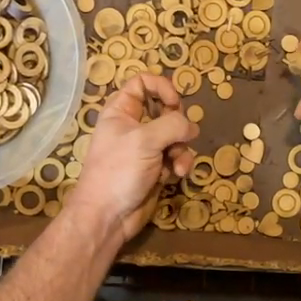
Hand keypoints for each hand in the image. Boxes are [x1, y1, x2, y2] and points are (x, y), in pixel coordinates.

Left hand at [69, 75, 198, 239]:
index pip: (141, 83)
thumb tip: (192, 127)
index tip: (174, 103)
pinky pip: (176, 157)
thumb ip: (172, 125)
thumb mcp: (144, 140)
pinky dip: (180, 164)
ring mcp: (145, 148)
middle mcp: (133, 126)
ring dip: (182, 148)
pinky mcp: (156, 168)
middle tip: (180, 133)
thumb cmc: (118, 171)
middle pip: (165, 109)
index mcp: (121, 111)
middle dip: (177, 123)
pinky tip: (178, 175)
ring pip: (175, 136)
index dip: (161, 87)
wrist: (108, 216)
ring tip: (177, 163)